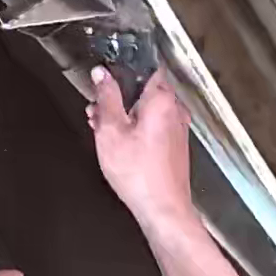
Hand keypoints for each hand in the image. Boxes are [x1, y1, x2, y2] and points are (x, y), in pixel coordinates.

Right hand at [87, 66, 196, 229]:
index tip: (108, 75)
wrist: (162, 209)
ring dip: (124, 114)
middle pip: (144, 90)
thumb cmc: (140, 174)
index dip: (124, 68)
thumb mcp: (110, 130)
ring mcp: (177, 128)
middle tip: (99, 109)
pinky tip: (119, 144)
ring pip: (147, 109)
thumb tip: (101, 74)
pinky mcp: (174, 144)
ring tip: (103, 130)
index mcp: (162, 100)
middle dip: (119, 96)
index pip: (147, 66)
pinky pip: (153, 126)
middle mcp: (175, 110)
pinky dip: (135, 128)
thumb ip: (106, 97)